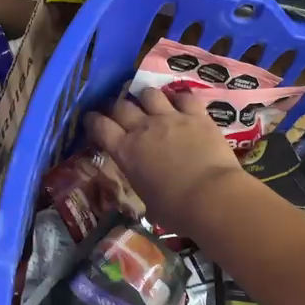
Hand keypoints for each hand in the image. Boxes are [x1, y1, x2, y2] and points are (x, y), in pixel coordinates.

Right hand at [84, 86, 247, 236]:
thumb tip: (146, 186)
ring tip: (150, 104)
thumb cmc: (177, 210)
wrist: (212, 198)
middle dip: (116, 105)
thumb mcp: (148, 201)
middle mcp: (143, 128)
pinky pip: (185, 97)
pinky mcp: (196, 115)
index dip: (93, 120)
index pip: (99, 126)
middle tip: (118, 111)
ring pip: (149, 93)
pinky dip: (181, 98)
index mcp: (126, 151)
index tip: (92, 119)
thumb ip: (142, 183)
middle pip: (121, 105)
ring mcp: (170, 118)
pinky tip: (181, 104)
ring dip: (146, 98)